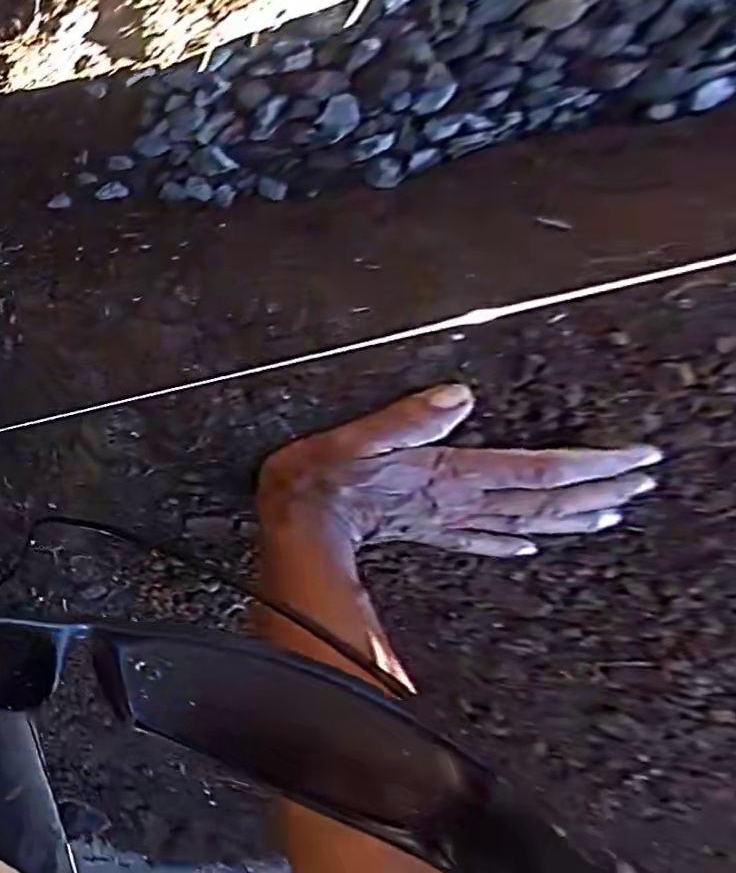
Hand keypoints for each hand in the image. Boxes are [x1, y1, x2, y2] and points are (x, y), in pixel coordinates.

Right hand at [257, 384, 661, 556]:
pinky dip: (510, 543)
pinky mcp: (420, 530)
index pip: (536, 469)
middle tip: (641, 481)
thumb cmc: (320, 477)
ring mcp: (441, 518)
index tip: (636, 456)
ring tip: (610, 512)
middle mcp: (455, 499)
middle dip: (600, 490)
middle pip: (543, 498)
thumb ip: (406, 417)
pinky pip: (477, 541)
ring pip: (523, 520)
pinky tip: (527, 546)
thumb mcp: (354, 436)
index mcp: (445, 472)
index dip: (591, 463)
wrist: (299, 519)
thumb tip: (456, 395)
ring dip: (571, 516)